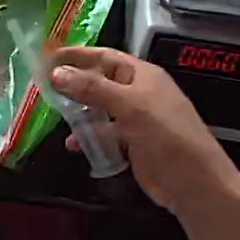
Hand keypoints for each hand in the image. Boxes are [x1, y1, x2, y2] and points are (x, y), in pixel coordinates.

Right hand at [49, 46, 239, 214]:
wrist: (196, 184)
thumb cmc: (167, 137)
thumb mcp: (129, 107)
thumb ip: (92, 88)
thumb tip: (56, 72)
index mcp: (142, 75)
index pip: (103, 56)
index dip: (76, 55)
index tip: (46, 58)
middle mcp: (137, 93)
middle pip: (99, 81)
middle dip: (73, 83)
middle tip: (43, 86)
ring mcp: (135, 119)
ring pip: (99, 108)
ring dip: (78, 111)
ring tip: (54, 113)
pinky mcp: (132, 143)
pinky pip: (103, 133)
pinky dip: (88, 136)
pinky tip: (74, 144)